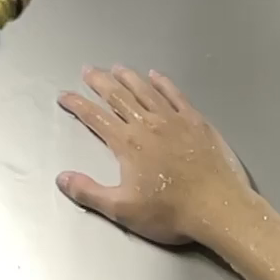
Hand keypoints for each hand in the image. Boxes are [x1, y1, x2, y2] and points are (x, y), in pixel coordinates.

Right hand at [56, 66, 255, 247]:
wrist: (218, 207)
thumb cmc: (169, 212)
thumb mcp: (122, 210)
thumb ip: (90, 192)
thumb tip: (61, 177)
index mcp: (127, 143)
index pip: (95, 117)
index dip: (77, 104)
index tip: (64, 95)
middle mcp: (147, 123)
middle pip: (118, 96)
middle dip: (99, 81)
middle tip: (87, 69)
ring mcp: (173, 119)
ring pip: (145, 90)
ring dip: (128, 77)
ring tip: (115, 67)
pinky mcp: (195, 120)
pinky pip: (175, 95)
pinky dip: (163, 83)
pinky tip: (156, 76)